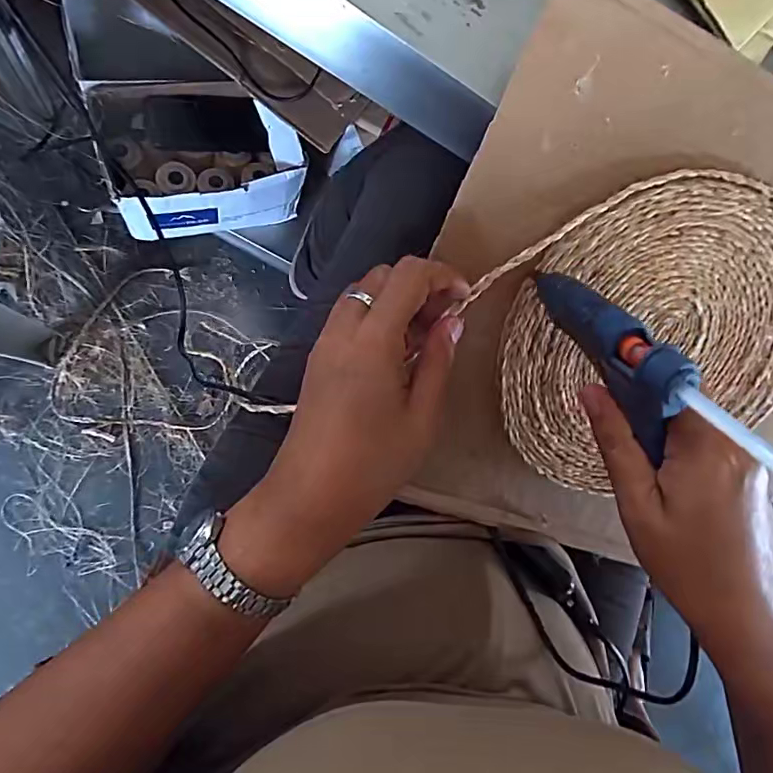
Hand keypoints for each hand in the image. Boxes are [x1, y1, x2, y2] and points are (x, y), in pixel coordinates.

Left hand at [222, 257, 469, 595]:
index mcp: (372, 340)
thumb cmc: (372, 465)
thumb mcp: (422, 417)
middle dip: (420, 284)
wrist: (307, 497)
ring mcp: (326, 341)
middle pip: (383, 274)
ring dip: (397, 298)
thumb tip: (453, 321)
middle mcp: (343, 329)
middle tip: (446, 319)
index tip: (464, 298)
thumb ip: (439, 361)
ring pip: (364, 291)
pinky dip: (378, 315)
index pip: (408, 275)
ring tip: (424, 337)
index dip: (442, 275)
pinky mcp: (319, 357)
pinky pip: (350, 314)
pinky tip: (397, 352)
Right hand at [580, 386, 772, 660]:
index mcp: (707, 443)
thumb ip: (616, 443)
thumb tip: (593, 392)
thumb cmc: (690, 568)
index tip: (605, 384)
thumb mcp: (639, 506)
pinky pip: (711, 443)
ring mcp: (748, 457)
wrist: (751, 617)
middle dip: (647, 417)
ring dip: (666, 438)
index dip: (633, 380)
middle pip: (680, 402)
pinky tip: (676, 492)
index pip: (666, 383)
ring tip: (652, 484)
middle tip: (628, 457)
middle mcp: (734, 441)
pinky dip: (686, 452)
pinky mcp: (752, 472)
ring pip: (694, 424)